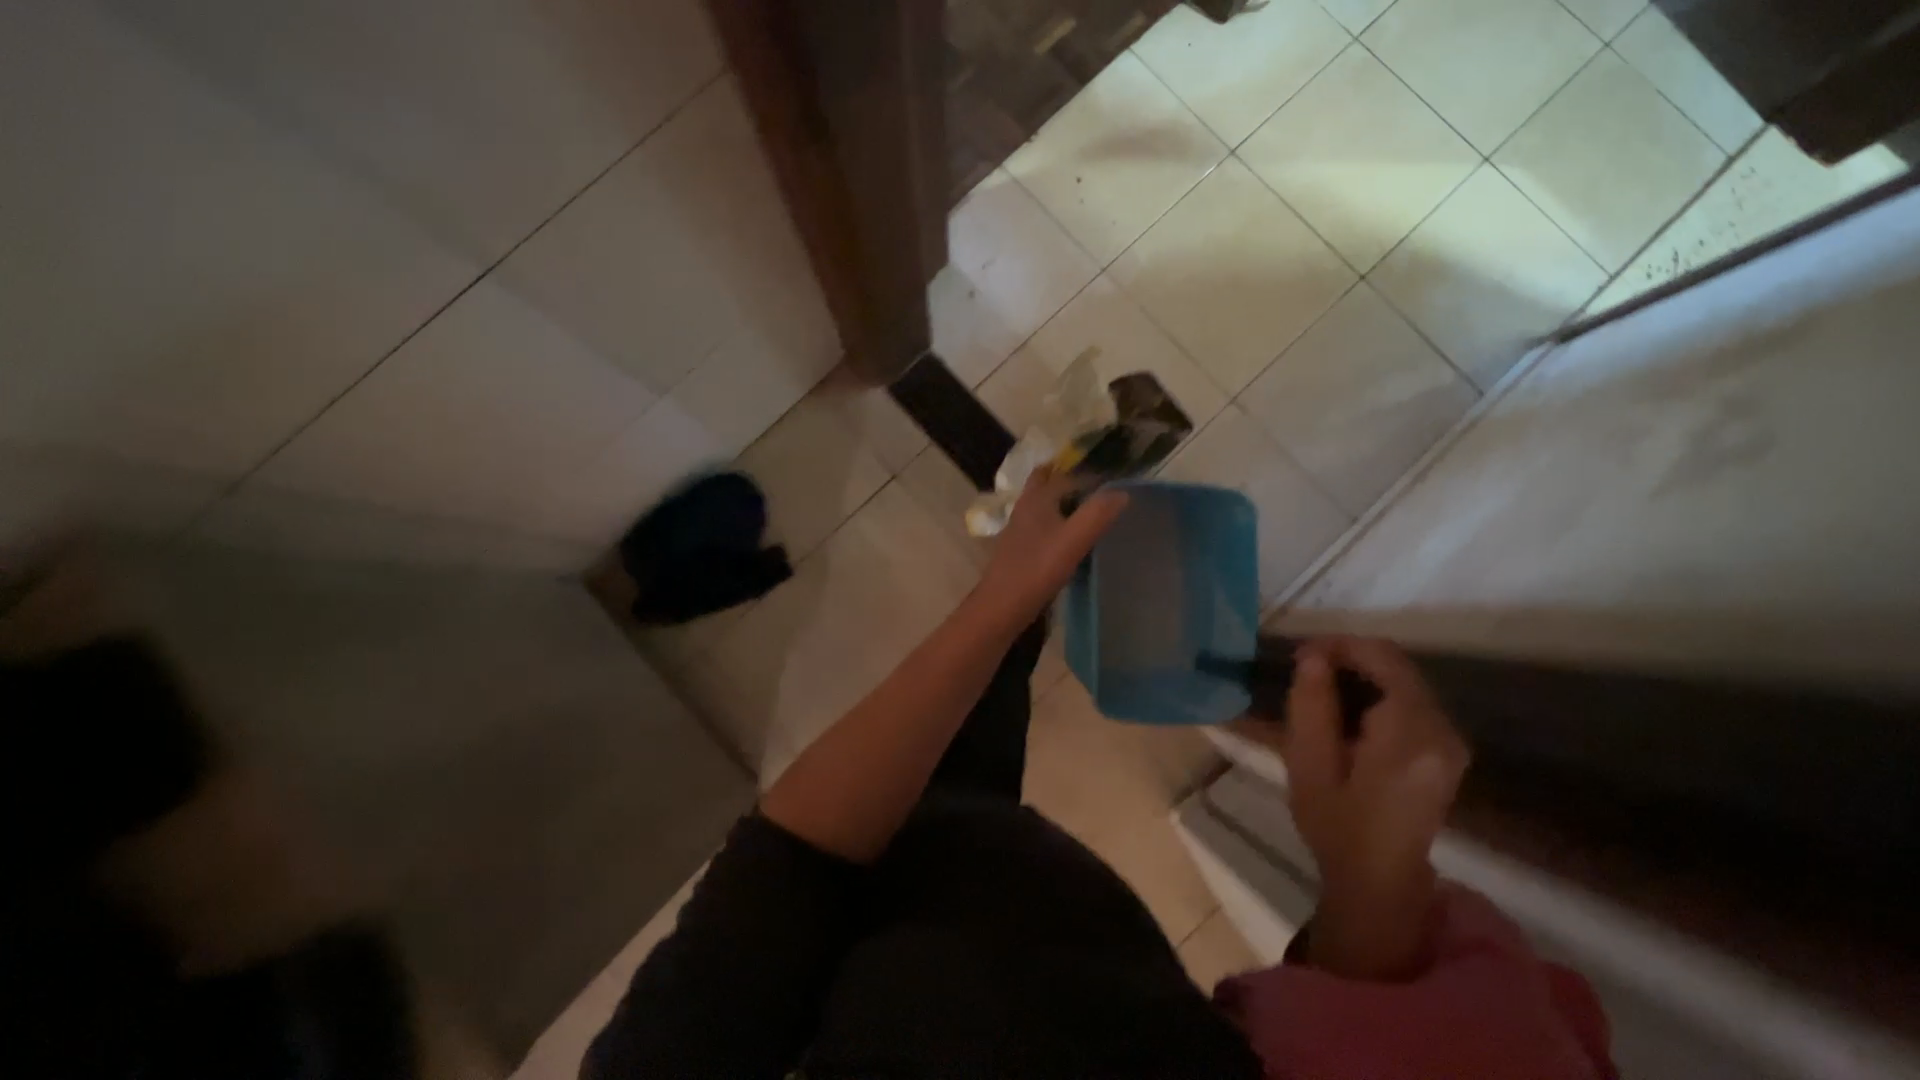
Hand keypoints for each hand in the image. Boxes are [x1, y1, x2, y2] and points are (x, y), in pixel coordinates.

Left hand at [974, 467, 1126, 622]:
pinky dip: (1058, 523)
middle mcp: (1025, 507)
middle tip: (1099, 488)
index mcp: (1037, 498)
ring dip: (1064, 502)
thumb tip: (1122, 491)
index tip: (1114, 479)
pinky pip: (1042, 525)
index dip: (1088, 473)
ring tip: (1092, 510)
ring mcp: (1019, 528)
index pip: (1064, 474)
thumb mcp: (1073, 540)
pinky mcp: (1020, 548)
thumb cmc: (1037, 570)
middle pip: (1046, 483)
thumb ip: (1097, 514)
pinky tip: (1072, 538)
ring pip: (1043, 504)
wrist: (1001, 607)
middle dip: (1069, 480)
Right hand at [1246, 637, 1467, 977]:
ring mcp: (1451, 741)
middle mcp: (1443, 730)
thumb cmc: (1337, 826)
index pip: (1383, 659)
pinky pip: (1412, 703)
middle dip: (1350, 660)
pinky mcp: (1448, 750)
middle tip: (1304, 672)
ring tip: (1319, 691)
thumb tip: (1313, 655)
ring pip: (1405, 683)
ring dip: (1363, 677)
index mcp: (1411, 733)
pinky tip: (1347, 714)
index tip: (1301, 654)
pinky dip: (1378, 696)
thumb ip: (1311, 707)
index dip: (1341, 645)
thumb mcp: (1309, 766)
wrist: (1380, 882)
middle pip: (1398, 668)